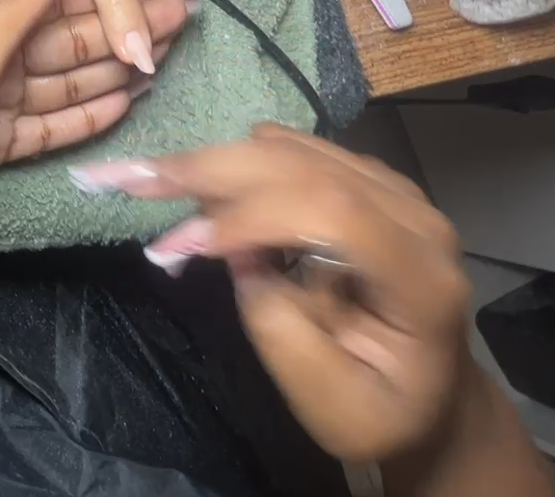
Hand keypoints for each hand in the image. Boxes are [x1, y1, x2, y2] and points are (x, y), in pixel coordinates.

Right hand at [70, 126, 475, 463]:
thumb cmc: (379, 407)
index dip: (247, 215)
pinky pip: (282, 146)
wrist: (428, 390)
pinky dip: (227, 160)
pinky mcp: (357, 174)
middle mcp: (411, 214)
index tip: (178, 244)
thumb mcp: (333, 404)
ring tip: (145, 182)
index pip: (330, 213)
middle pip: (296, 164)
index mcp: (419, 276)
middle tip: (126, 179)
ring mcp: (387, 185)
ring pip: (280, 147)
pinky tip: (195, 189)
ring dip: (206, 162)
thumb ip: (282, 328)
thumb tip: (234, 250)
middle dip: (204, 170)